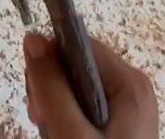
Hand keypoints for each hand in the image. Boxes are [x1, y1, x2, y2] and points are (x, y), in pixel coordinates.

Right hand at [24, 32, 157, 137]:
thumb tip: (31, 37)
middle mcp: (133, 88)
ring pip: (76, 85)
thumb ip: (51, 86)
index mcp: (130, 83)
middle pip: (75, 64)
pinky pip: (85, 105)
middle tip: (40, 120)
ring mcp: (129, 108)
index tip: (35, 96)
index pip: (77, 44)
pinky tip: (62, 135)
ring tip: (50, 131)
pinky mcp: (123, 126)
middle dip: (50, 87)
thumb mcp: (71, 134)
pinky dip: (67, 118)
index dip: (49, 62)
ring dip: (55, 105)